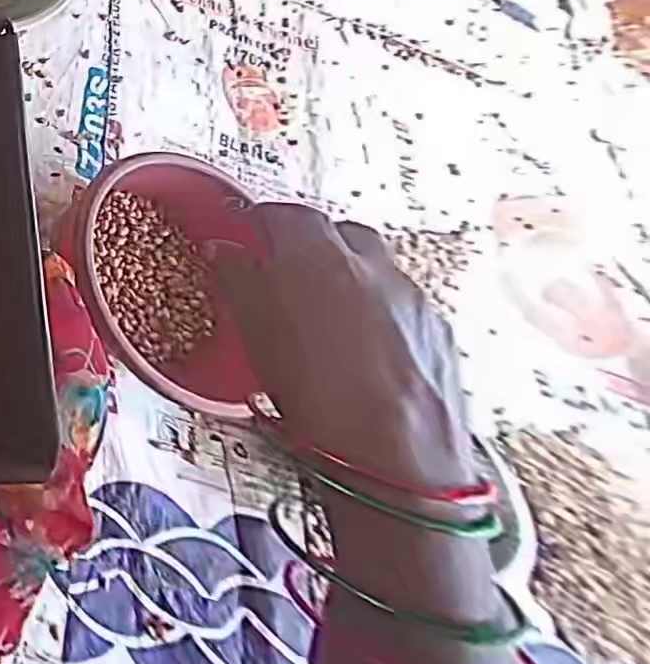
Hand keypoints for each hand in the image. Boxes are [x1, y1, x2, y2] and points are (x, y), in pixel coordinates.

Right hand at [211, 203, 474, 489]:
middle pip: (338, 230)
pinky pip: (397, 296)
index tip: (245, 227)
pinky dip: (370, 300)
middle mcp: (371, 266)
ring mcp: (412, 297)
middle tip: (279, 259)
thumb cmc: (309, 381)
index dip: (261, 216)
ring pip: (372, 263)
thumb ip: (236, 276)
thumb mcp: (251, 324)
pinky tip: (350, 334)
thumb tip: (224, 250)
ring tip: (314, 300)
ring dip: (342, 268)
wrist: (393, 450)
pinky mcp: (439, 330)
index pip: (287, 213)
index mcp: (317, 256)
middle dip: (308, 237)